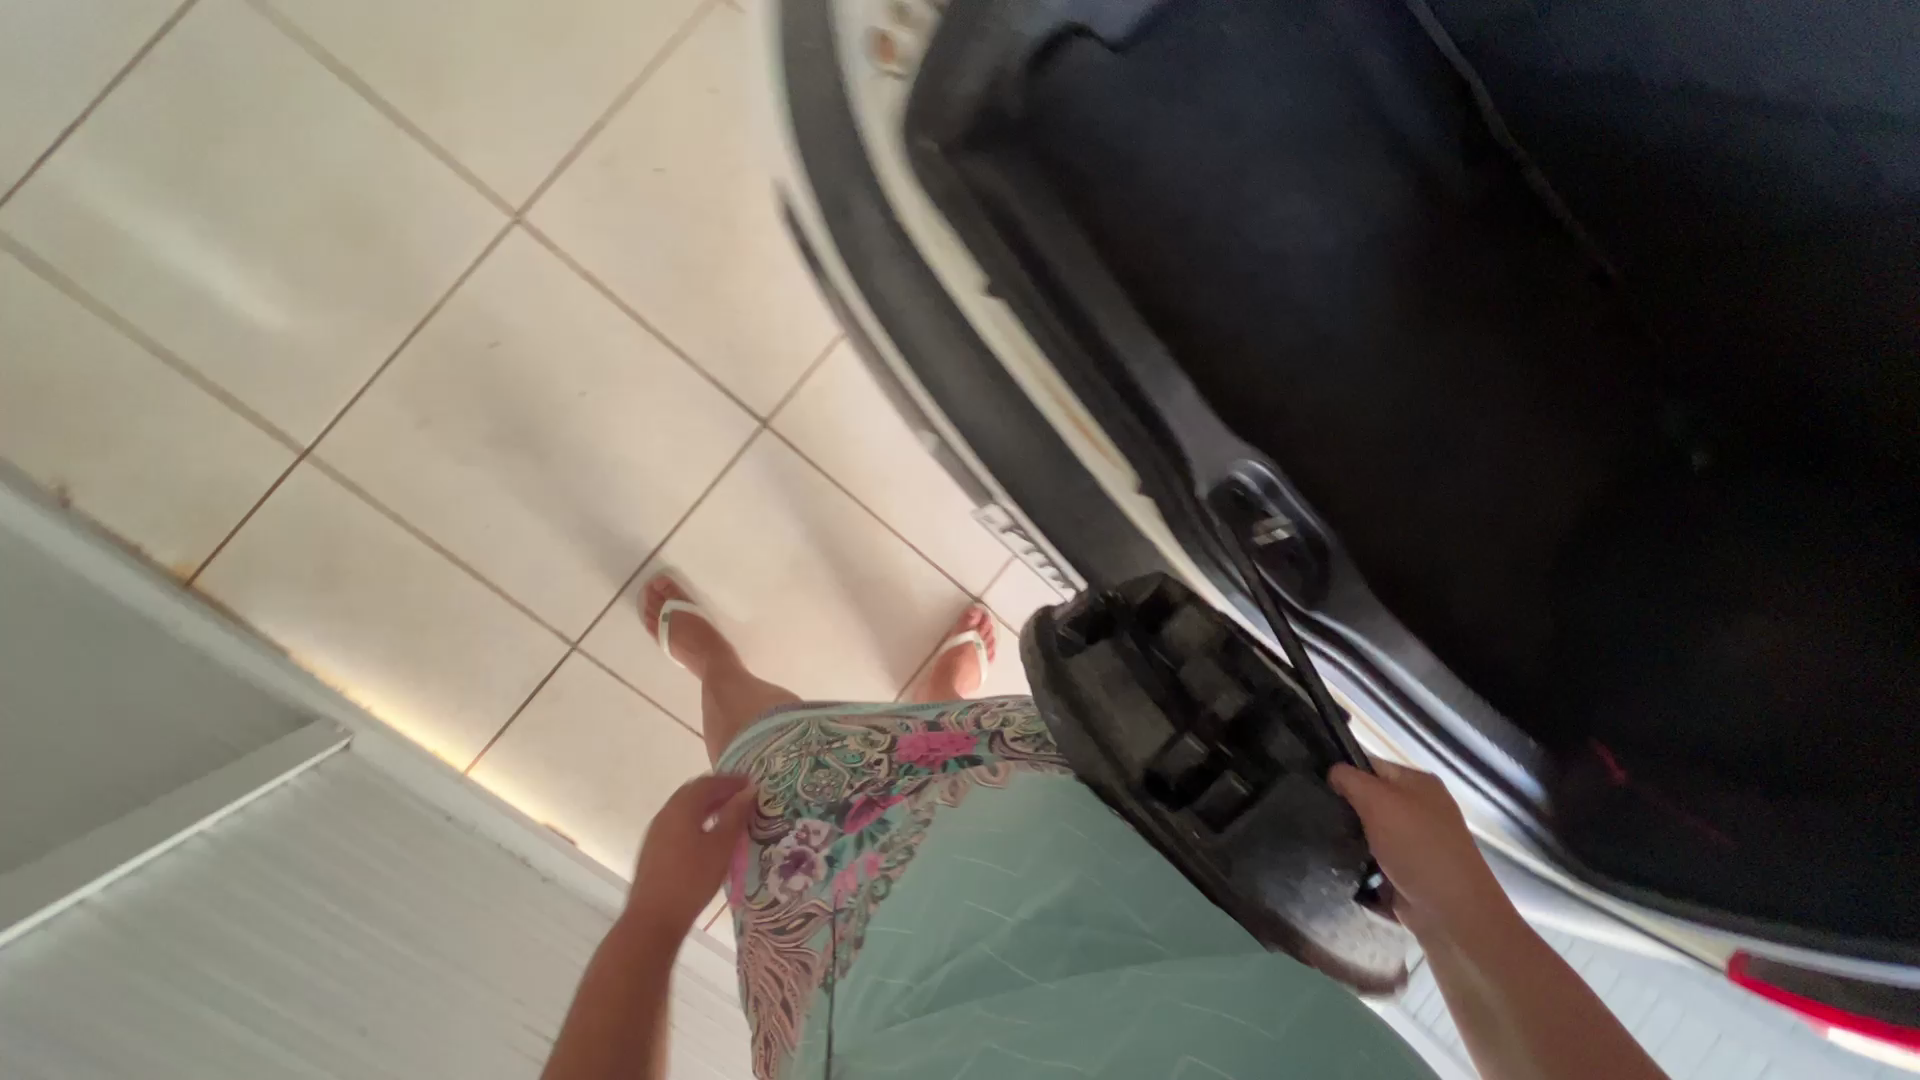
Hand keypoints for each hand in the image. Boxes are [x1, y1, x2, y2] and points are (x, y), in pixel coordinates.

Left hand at [625, 774, 755, 935]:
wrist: (653, 919)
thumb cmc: (692, 880)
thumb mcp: (721, 846)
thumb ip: (735, 815)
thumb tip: (748, 791)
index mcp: (682, 807)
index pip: (708, 782)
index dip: (731, 780)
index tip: (751, 783)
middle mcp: (666, 813)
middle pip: (694, 791)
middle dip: (718, 790)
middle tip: (741, 795)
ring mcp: (656, 831)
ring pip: (684, 807)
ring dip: (707, 805)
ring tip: (729, 813)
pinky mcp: (654, 848)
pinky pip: (678, 822)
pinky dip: (696, 818)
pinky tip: (708, 834)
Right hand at [1329, 760, 1512, 939]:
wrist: (1453, 915)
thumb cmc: (1417, 848)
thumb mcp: (1378, 800)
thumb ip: (1350, 778)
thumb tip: (1333, 773)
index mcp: (1419, 784)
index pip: (1369, 765)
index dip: (1342, 773)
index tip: (1314, 786)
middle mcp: (1420, 810)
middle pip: (1367, 800)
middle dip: (1343, 809)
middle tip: (1315, 816)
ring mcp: (1415, 844)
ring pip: (1367, 832)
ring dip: (1348, 840)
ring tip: (1320, 842)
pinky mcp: (1407, 874)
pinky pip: (1372, 861)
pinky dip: (1358, 866)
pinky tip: (1337, 867)